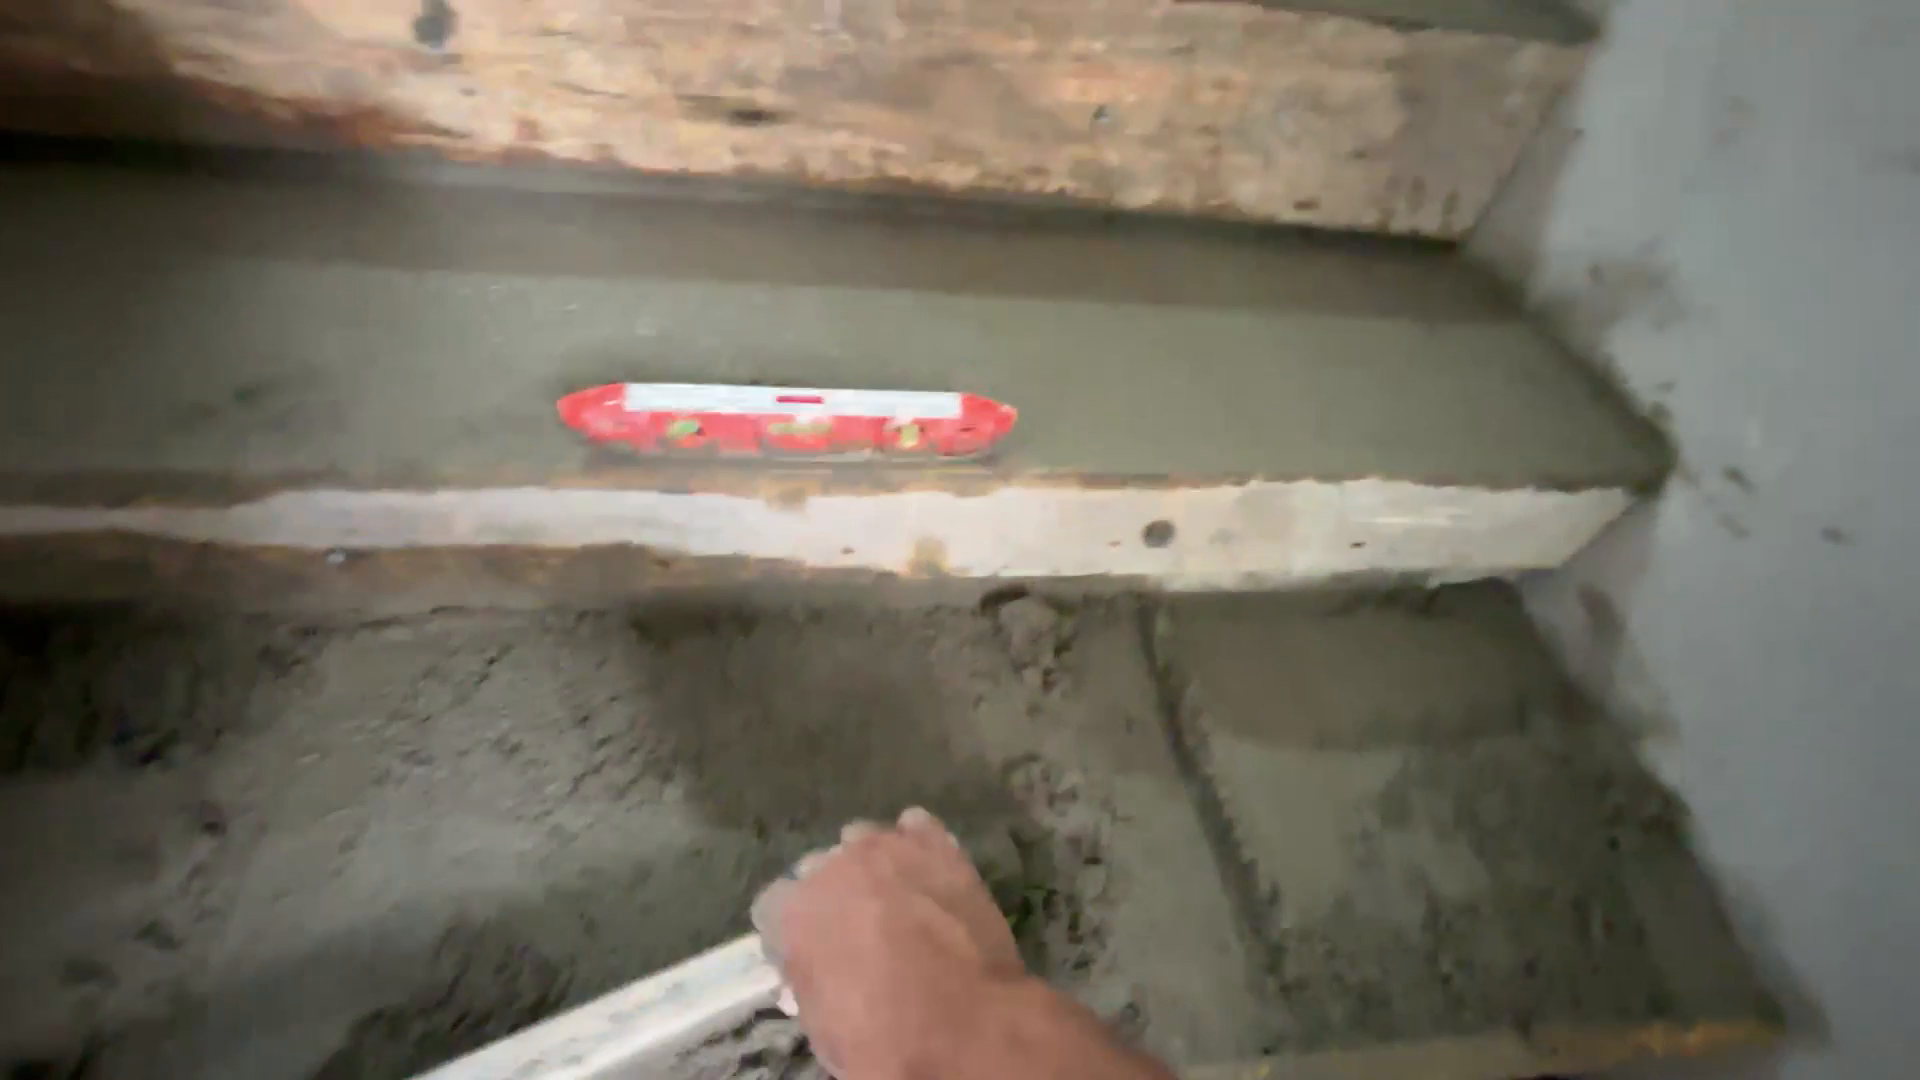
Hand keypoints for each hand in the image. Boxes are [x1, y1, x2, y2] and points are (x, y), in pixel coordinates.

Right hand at [751, 808, 1027, 1078]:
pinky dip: (915, 844)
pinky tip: (925, 870)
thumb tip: (811, 964)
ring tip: (892, 899)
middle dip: (830, 895)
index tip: (805, 955)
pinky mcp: (936, 842)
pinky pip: (916, 827)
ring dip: (870, 865)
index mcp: (794, 911)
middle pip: (818, 868)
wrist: (969, 1023)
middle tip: (854, 933)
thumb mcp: (822, 1027)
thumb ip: (807, 976)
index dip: (788, 933)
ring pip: (863, 839)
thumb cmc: (887, 1039)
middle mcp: (834, 865)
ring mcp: (887, 846)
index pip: (771, 906)